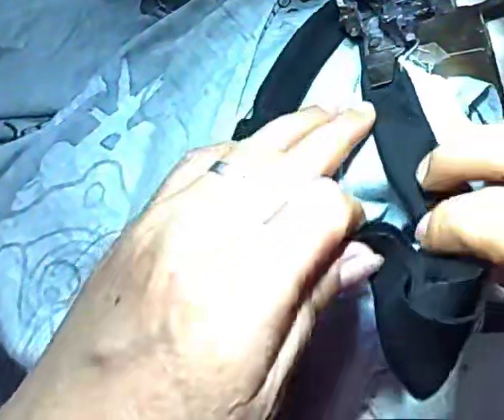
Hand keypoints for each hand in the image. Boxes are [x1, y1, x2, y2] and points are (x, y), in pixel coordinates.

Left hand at [0, 106, 382, 419]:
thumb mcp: (261, 396)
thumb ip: (311, 311)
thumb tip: (362, 254)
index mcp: (241, 292)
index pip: (317, 209)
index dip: (349, 209)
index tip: (362, 224)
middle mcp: (203, 236)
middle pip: (282, 164)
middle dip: (330, 133)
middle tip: (362, 112)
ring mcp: (165, 218)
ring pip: (240, 151)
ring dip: (286, 127)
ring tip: (321, 112)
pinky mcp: (140, 217)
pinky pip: (197, 161)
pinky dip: (236, 145)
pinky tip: (255, 145)